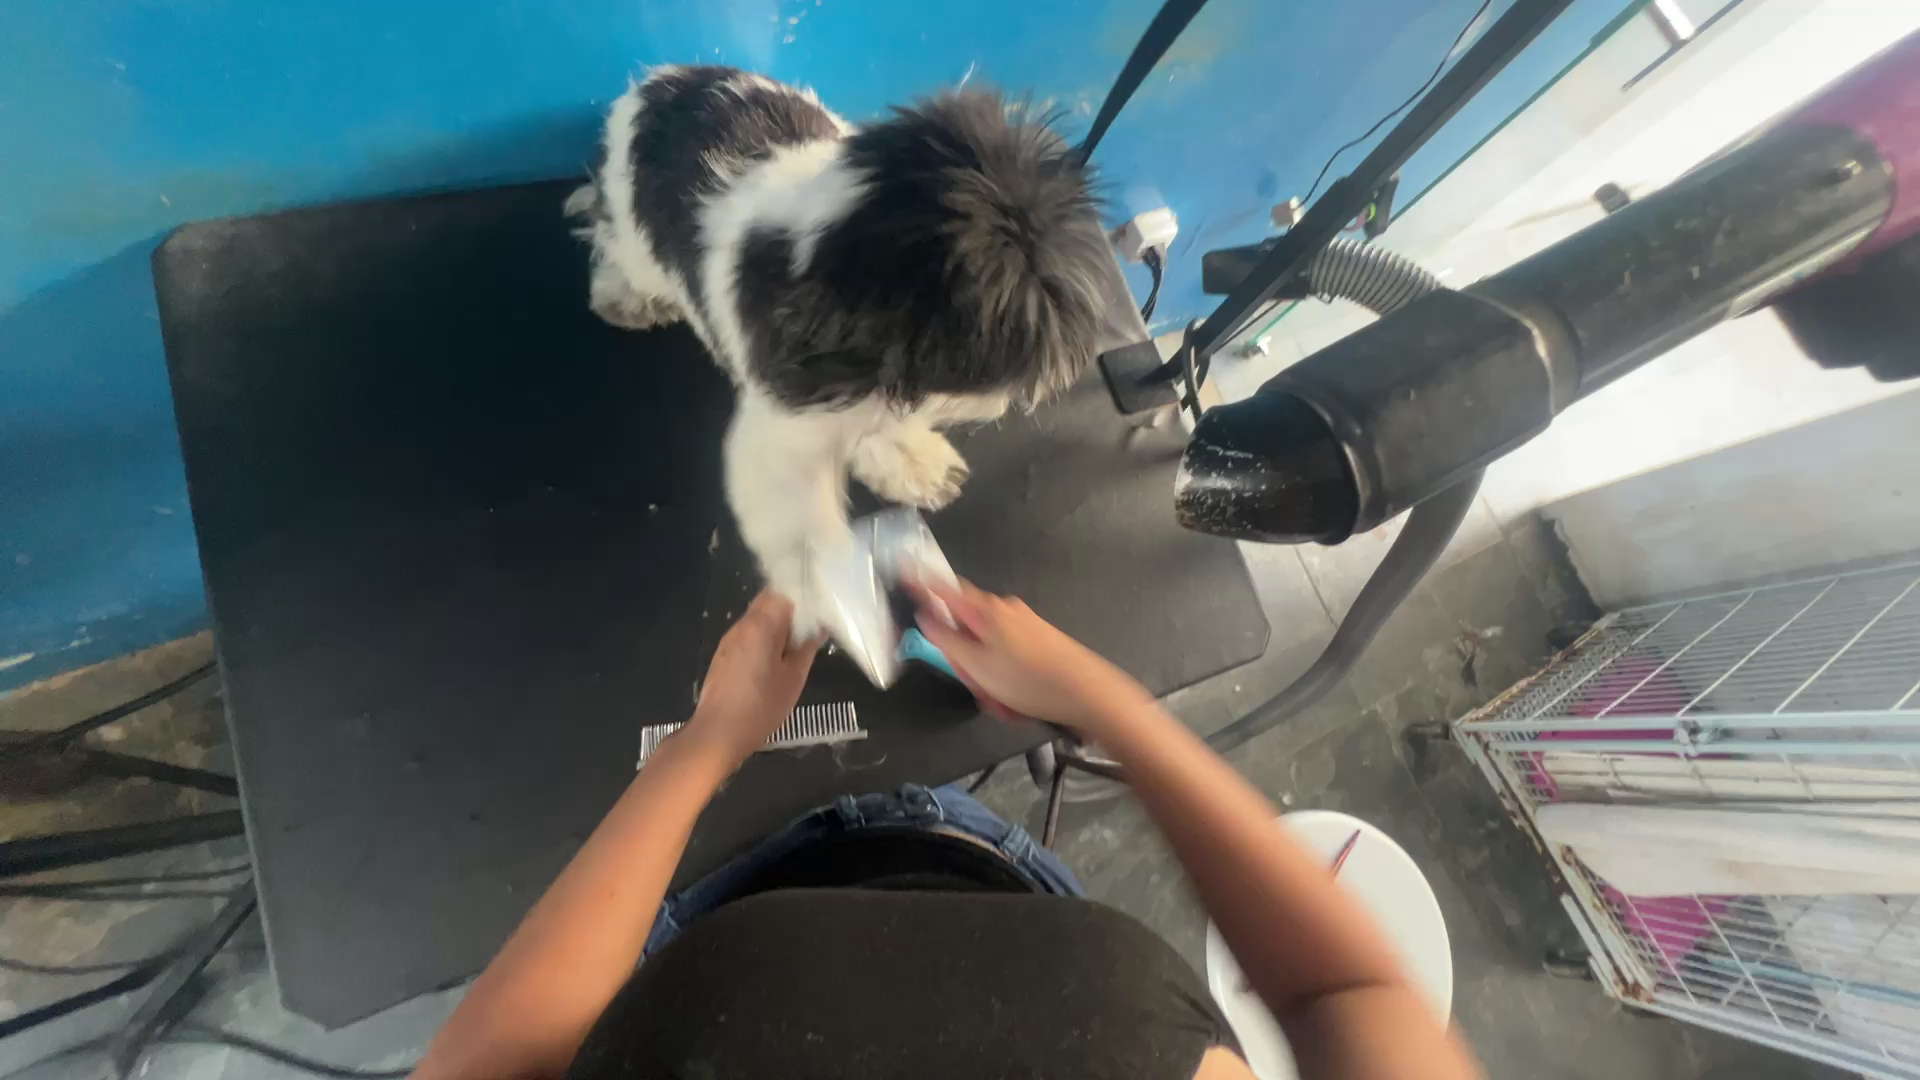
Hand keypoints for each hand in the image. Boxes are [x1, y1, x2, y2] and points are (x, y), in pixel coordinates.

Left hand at [679, 591, 821, 769]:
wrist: (718, 734)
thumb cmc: (761, 705)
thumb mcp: (794, 677)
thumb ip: (807, 647)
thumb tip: (818, 629)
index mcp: (760, 625)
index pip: (781, 594)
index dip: (801, 601)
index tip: (816, 618)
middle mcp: (740, 627)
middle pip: (767, 605)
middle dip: (789, 616)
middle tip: (807, 637)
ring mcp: (728, 642)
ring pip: (756, 622)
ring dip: (775, 630)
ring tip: (792, 653)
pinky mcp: (722, 657)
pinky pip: (747, 638)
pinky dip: (762, 643)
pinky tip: (772, 666)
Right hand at [907, 576, 1151, 736]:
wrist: (1086, 692)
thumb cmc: (1028, 679)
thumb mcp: (976, 665)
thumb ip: (945, 639)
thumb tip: (925, 617)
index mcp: (985, 611)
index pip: (944, 589)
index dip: (921, 582)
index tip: (903, 568)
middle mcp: (1004, 610)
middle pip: (966, 626)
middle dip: (965, 658)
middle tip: (976, 684)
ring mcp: (1024, 624)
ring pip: (987, 647)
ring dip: (987, 675)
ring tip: (1002, 700)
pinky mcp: (1038, 640)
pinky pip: (1007, 657)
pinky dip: (1005, 678)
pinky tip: (1016, 700)